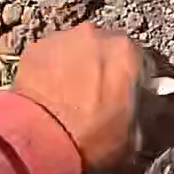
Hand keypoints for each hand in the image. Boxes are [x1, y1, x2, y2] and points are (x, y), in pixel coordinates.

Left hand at [12, 24, 144, 170]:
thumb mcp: (132, 134)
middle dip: (100, 67)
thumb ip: (140, 111)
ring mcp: (61, 39)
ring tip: (65, 95)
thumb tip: (136, 111)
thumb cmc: (89, 136)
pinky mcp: (34, 48)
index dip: (132, 80)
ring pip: (74, 49)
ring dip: (73, 65)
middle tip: (92, 96)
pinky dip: (48, 68)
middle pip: (104, 49)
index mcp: (127, 53)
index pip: (139, 61)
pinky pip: (48, 55)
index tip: (125, 94)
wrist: (39, 136)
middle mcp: (95, 37)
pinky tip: (46, 92)